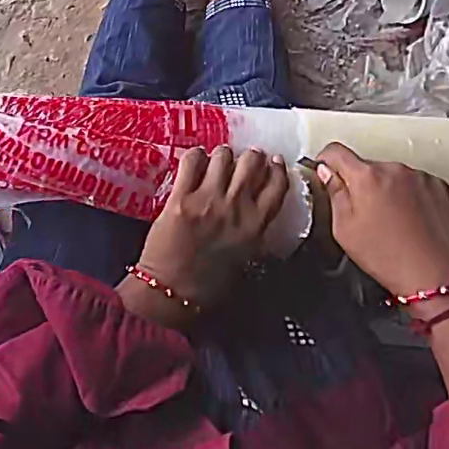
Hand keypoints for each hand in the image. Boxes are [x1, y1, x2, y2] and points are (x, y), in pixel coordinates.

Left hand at [128, 147, 289, 322]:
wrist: (172, 292)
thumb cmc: (208, 284)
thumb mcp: (245, 257)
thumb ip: (252, 230)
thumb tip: (252, 209)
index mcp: (255, 226)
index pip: (277, 185)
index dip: (276, 168)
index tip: (272, 161)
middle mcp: (236, 208)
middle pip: (252, 163)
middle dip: (249, 157)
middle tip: (242, 160)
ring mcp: (208, 200)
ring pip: (223, 156)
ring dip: (221, 156)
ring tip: (216, 162)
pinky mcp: (180, 197)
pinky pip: (192, 161)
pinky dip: (195, 156)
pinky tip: (195, 161)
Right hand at [315, 142, 448, 297]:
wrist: (435, 277)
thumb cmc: (389, 258)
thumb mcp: (344, 229)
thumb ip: (334, 194)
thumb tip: (328, 174)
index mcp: (367, 177)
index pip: (336, 151)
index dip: (326, 162)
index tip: (326, 172)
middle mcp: (395, 169)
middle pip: (365, 165)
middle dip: (359, 183)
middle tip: (361, 214)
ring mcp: (420, 177)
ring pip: (390, 174)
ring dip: (384, 189)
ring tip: (389, 222)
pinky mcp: (439, 187)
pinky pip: (413, 182)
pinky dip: (407, 195)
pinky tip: (407, 221)